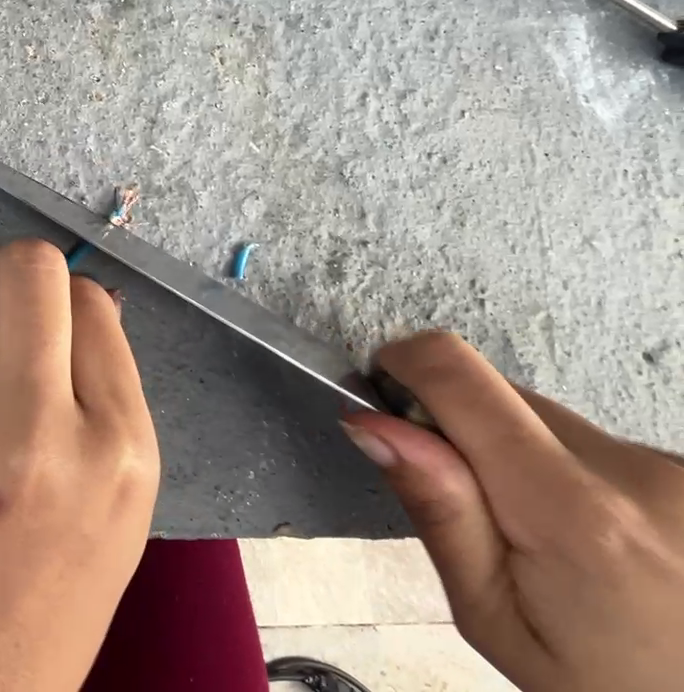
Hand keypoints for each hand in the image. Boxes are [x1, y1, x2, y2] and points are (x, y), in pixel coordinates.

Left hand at [0, 240, 159, 691]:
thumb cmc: (52, 581)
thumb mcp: (122, 497)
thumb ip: (109, 390)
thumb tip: (84, 296)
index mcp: (120, 447)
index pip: (93, 301)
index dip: (67, 296)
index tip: (48, 320)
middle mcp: (40, 426)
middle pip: (26, 266)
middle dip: (14, 266)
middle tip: (2, 300)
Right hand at [344, 331, 683, 691]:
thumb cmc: (608, 681)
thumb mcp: (494, 618)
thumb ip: (439, 514)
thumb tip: (373, 425)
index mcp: (570, 511)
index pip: (459, 375)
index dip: (402, 366)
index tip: (382, 402)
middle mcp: (635, 471)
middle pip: (499, 397)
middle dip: (461, 434)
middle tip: (479, 515)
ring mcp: (677, 469)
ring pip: (547, 420)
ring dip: (520, 456)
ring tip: (551, 540)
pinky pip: (597, 444)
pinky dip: (574, 476)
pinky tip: (600, 541)